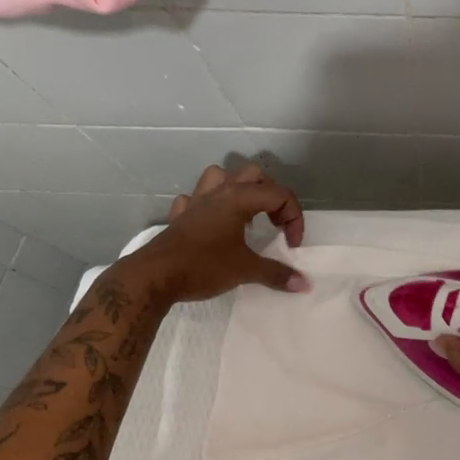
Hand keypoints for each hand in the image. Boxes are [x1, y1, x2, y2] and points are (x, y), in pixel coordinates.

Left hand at [127, 162, 308, 302]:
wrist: (154, 276)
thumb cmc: (203, 266)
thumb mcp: (245, 270)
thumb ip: (276, 274)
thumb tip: (304, 284)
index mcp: (239, 198)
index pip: (279, 195)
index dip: (294, 217)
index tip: (291, 245)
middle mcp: (219, 192)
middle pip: (254, 175)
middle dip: (271, 195)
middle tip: (275, 224)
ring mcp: (196, 201)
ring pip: (221, 176)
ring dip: (237, 188)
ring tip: (245, 212)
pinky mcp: (180, 216)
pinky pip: (195, 198)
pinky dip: (207, 205)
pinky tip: (212, 222)